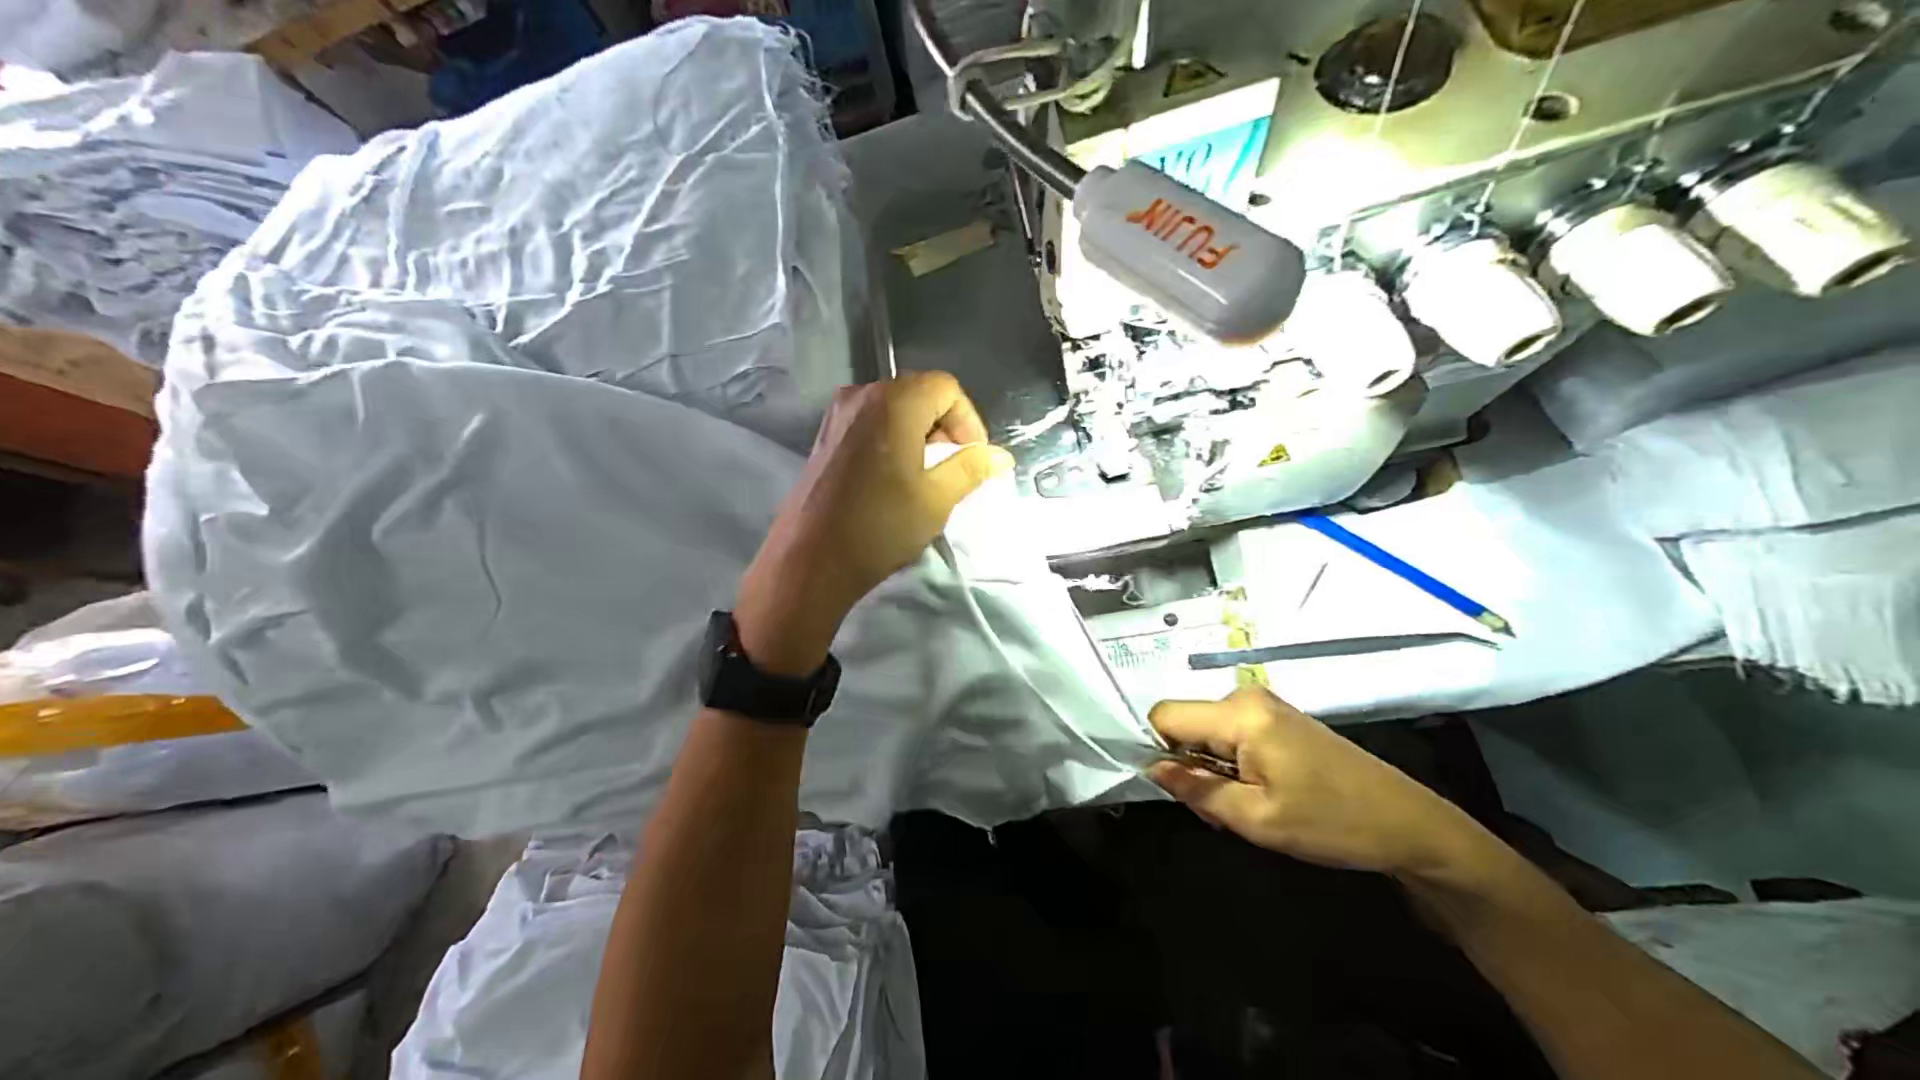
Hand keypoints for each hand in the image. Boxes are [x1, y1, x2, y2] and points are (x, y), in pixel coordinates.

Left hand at [735, 372, 1013, 674]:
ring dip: (919, 434)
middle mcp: (861, 396)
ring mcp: (837, 415)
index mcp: (893, 402)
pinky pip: (870, 423)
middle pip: (919, 393)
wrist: (810, 561)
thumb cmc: (879, 527)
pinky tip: (895, 479)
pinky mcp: (824, 437)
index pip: (946, 388)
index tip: (974, 459)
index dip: (969, 421)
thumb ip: (971, 468)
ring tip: (927, 476)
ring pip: (894, 409)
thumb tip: (999, 456)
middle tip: (955, 468)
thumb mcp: (936, 499)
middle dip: (945, 427)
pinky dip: (893, 440)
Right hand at [1147, 687, 1491, 881]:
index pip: (1165, 715)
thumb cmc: (1331, 823)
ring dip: (1212, 770)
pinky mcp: (1279, 719)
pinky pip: (1231, 734)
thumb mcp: (1255, 818)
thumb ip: (1196, 789)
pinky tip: (1260, 794)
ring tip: (1248, 808)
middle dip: (1189, 766)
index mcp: (1239, 714)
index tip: (1180, 789)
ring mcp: (1265, 706)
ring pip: (1206, 732)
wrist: (1409, 824)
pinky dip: (1232, 765)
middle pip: (1186, 724)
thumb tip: (1152, 768)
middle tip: (1222, 811)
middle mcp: (1247, 698)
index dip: (1158, 750)